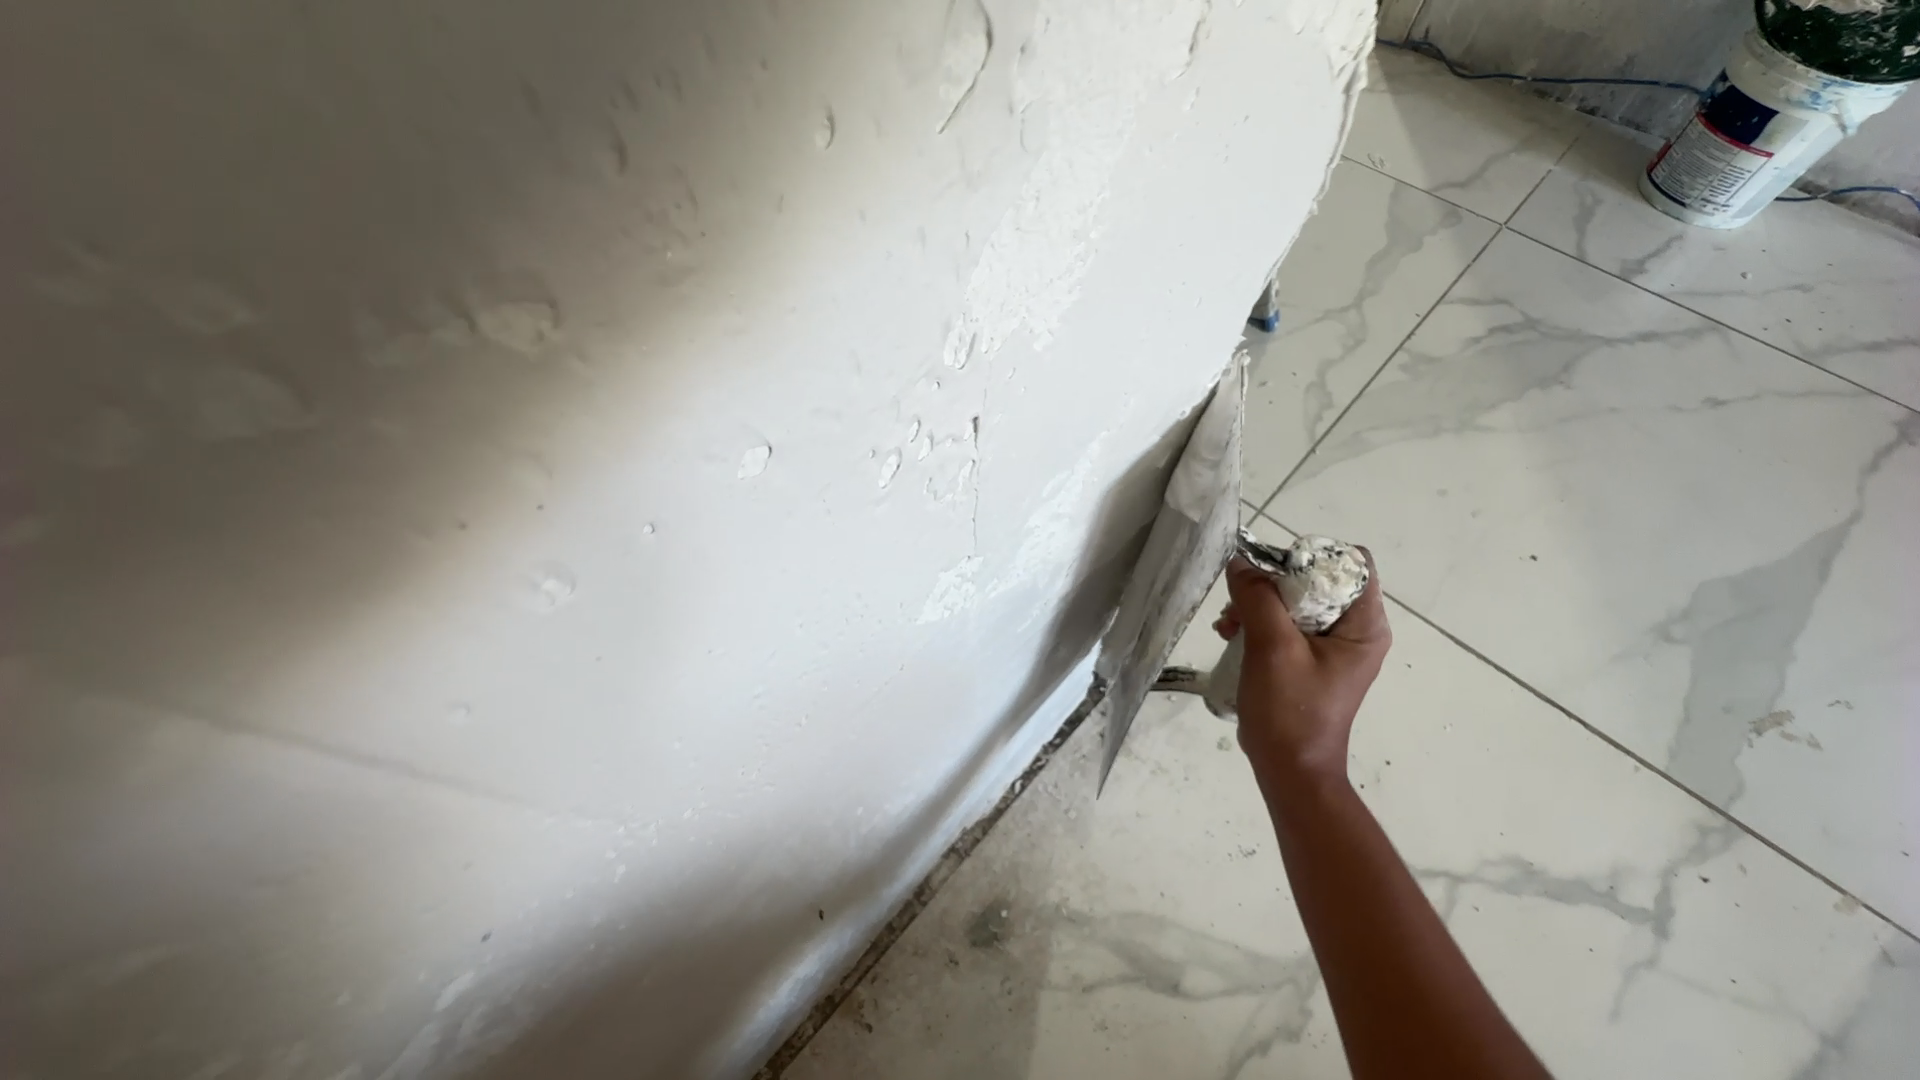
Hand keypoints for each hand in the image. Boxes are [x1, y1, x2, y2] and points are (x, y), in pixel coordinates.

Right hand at [1214, 550, 1390, 781]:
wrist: (1290, 769)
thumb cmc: (1291, 711)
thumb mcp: (1273, 648)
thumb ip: (1258, 599)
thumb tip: (1239, 562)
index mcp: (1364, 625)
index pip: (1349, 563)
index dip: (1308, 558)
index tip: (1268, 573)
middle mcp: (1355, 629)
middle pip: (1316, 580)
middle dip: (1272, 585)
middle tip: (1239, 602)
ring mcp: (1332, 646)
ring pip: (1295, 601)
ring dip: (1258, 605)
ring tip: (1228, 625)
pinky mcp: (1309, 659)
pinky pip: (1285, 624)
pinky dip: (1258, 623)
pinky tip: (1230, 635)